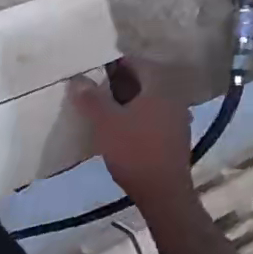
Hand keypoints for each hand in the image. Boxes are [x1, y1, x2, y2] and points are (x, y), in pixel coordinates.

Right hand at [67, 58, 195, 206]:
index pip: (138, 63)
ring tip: (100, 105)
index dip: (115, 62)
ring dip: (125, 99)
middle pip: (144, 81)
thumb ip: (90, 98)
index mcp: (160, 89)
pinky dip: (133, 114)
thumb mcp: (105, 122)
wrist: (162, 191)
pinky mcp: (172, 137)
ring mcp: (175, 119)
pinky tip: (116, 125)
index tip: (93, 66)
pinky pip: (150, 116)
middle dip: (118, 81)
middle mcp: (173, 99)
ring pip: (147, 100)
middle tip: (93, 84)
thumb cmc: (134, 150)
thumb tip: (77, 79)